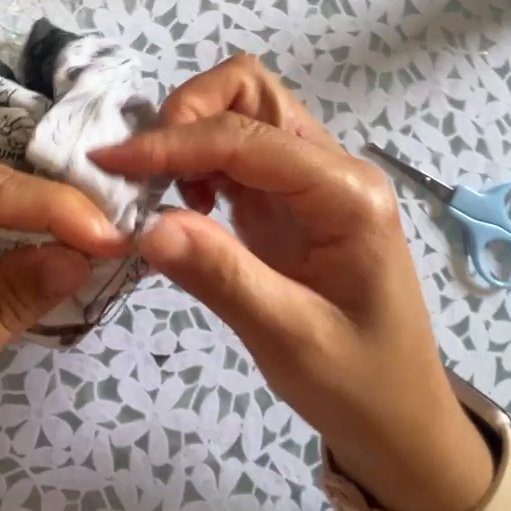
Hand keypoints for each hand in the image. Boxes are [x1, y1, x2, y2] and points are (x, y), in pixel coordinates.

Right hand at [92, 56, 496, 510]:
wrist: (399, 420)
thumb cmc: (360, 385)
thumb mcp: (292, 340)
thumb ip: (222, 276)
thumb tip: (145, 226)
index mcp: (346, 193)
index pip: (247, 138)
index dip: (174, 142)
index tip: (110, 162)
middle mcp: (330, 168)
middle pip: (250, 91)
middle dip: (188, 111)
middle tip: (146, 170)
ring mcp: (308, 177)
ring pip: (240, 110)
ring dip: (189, 132)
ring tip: (159, 189)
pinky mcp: (286, 195)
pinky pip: (234, 150)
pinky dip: (196, 159)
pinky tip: (182, 202)